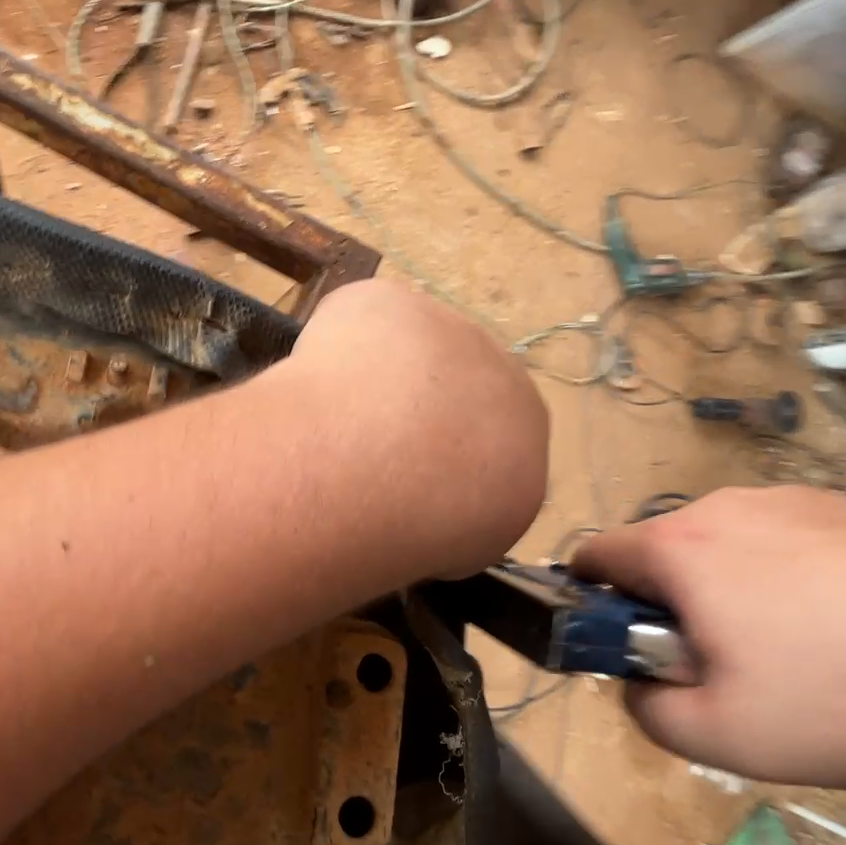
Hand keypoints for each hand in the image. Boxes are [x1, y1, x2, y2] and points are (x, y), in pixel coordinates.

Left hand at [279, 279, 548, 576]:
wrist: (384, 462)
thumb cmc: (431, 519)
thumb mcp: (470, 543)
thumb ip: (466, 511)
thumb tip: (432, 511)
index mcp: (527, 429)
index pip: (487, 434)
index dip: (440, 454)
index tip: (402, 477)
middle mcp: (498, 369)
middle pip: (449, 384)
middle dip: (409, 409)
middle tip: (362, 448)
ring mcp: (445, 325)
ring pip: (402, 348)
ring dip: (372, 374)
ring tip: (333, 418)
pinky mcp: (392, 300)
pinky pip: (358, 321)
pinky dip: (334, 345)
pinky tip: (318, 380)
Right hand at [572, 486, 845, 789]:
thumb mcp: (727, 735)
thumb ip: (648, 712)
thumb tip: (640, 685)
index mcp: (678, 546)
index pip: (592, 557)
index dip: (595, 606)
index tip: (639, 652)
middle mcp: (721, 506)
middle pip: (661, 555)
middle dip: (674, 608)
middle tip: (730, 669)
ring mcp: (789, 500)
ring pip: (725, 549)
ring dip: (732, 595)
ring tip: (805, 654)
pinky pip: (785, 544)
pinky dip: (792, 582)